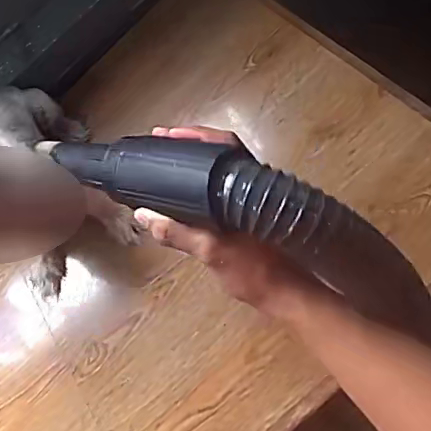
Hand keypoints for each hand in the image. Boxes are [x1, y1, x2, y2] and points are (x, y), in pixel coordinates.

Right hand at [132, 126, 326, 319]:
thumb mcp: (210, 252)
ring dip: (195, 163)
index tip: (168, 134)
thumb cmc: (253, 271)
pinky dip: (202, 182)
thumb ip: (177, 233)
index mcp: (244, 186)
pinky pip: (222, 186)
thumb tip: (144, 215)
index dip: (195, 135)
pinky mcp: (249, 214)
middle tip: (161, 142)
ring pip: (221, 169)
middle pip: (220, 153)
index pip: (223, 145)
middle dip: (190, 145)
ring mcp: (251, 200)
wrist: (286, 295)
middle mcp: (251, 185)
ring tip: (167, 161)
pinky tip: (185, 191)